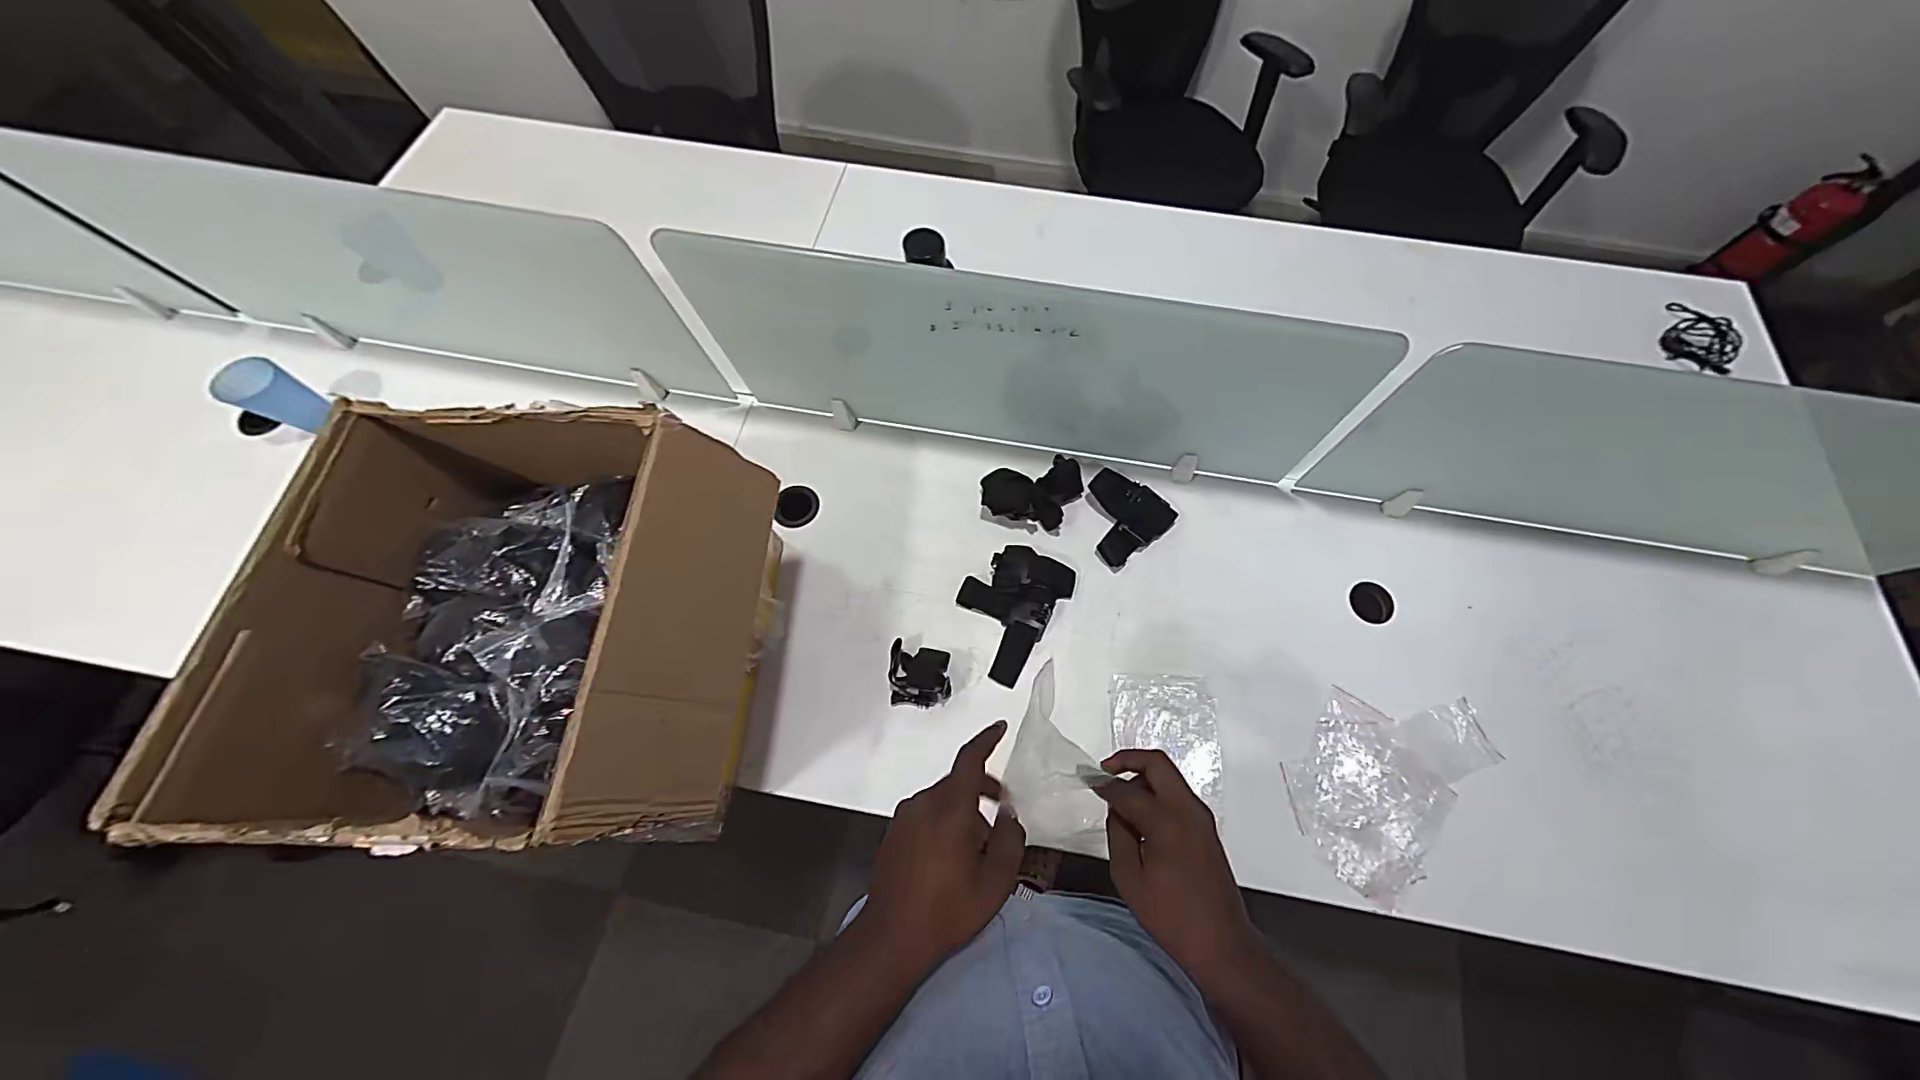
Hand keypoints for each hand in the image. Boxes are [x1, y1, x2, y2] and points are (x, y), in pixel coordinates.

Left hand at [859, 721, 1025, 967]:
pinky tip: (950, 860)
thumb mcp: (995, 880)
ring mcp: (904, 818)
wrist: (891, 937)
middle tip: (1001, 816)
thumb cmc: (946, 909)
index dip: (987, 740)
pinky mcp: (893, 834)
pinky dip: (943, 824)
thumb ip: (1009, 840)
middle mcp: (923, 804)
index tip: (999, 728)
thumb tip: (1009, 817)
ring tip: (976, 852)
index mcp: (949, 807)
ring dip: (962, 813)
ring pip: (942, 801)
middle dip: (982, 792)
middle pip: (957, 782)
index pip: (970, 759)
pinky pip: (925, 816)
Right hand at [1094, 749, 1261, 984]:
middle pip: (1157, 763)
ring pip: (1169, 777)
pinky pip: (1177, 795)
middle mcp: (1188, 810)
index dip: (1103, 783)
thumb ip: (1118, 834)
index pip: (1127, 790)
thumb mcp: (1130, 877)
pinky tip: (1140, 815)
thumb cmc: (1172, 917)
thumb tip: (1117, 810)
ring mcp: (1201, 818)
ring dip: (1143, 778)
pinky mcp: (1206, 828)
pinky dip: (1156, 793)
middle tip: (1105, 770)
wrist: (1222, 944)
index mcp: (1167, 821)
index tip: (1088, 779)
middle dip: (1128, 760)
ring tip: (1119, 798)